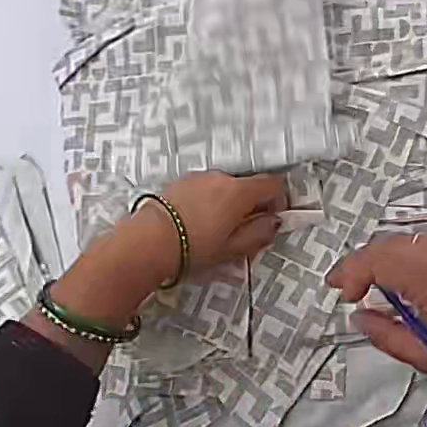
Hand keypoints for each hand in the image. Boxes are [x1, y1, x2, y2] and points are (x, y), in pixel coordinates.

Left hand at [138, 171, 288, 276]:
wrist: (147, 243)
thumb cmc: (192, 249)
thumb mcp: (233, 248)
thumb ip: (259, 233)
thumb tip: (273, 223)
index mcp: (239, 191)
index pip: (273, 184)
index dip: (278, 201)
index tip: (272, 219)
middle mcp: (220, 178)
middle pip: (248, 185)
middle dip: (251, 206)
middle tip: (244, 232)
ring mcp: (198, 177)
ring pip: (225, 187)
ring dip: (228, 204)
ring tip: (216, 232)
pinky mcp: (180, 182)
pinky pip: (205, 189)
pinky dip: (209, 202)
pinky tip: (198, 224)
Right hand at [327, 235, 426, 426]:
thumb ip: (385, 335)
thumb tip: (359, 317)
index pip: (377, 259)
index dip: (352, 273)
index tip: (343, 296)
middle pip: (389, 245)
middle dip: (362, 263)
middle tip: (347, 290)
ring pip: (406, 242)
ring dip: (382, 259)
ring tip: (369, 287)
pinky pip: (425, 247)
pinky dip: (404, 258)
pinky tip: (401, 283)